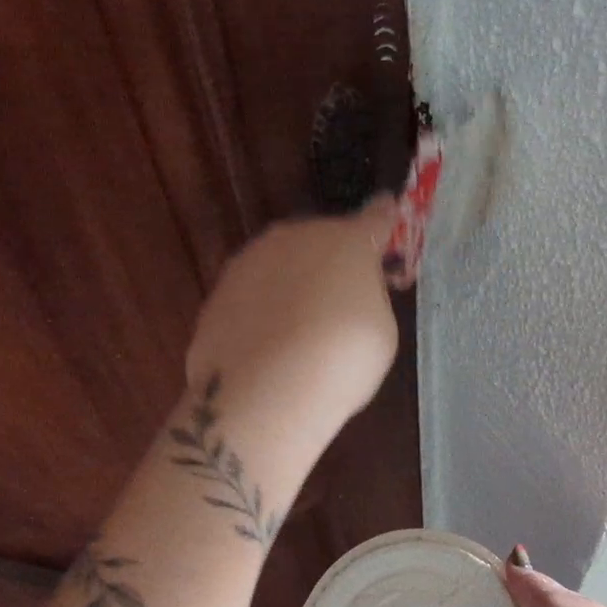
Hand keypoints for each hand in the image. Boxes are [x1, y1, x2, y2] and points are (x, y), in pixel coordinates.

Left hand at [185, 198, 399, 444]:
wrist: (265, 392)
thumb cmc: (342, 360)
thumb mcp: (381, 330)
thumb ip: (369, 298)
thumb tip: (351, 292)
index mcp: (347, 241)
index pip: (375, 219)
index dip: (384, 221)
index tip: (388, 215)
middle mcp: (296, 237)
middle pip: (322, 241)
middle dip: (332, 263)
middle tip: (341, 303)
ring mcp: (250, 261)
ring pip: (282, 264)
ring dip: (293, 285)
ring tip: (300, 332)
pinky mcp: (218, 292)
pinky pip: (253, 295)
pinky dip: (262, 312)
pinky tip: (269, 348)